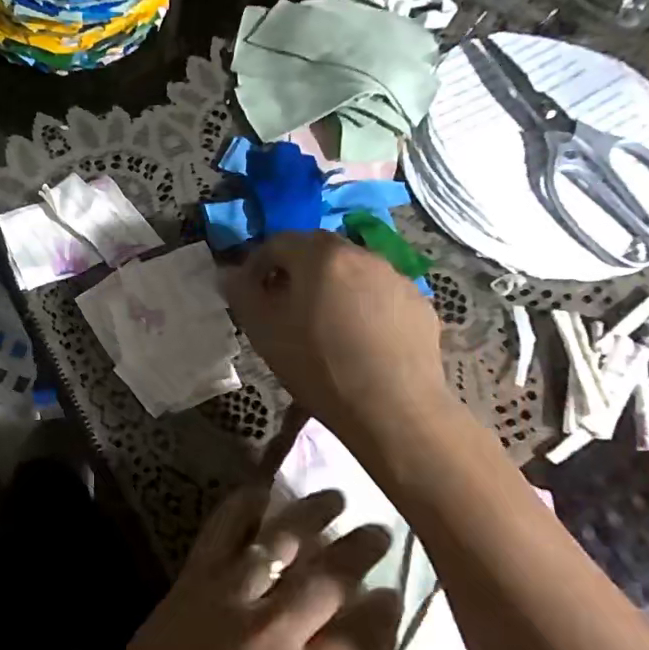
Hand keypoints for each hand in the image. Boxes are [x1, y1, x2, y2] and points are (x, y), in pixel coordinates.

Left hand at [75, 487, 400, 649]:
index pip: (365, 640)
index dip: (385, 615)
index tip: (396, 593)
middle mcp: (274, 631)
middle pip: (330, 581)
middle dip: (361, 553)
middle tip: (381, 531)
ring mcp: (229, 597)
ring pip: (280, 545)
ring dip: (311, 517)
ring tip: (335, 498)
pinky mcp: (192, 580)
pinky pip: (220, 533)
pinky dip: (241, 508)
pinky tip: (260, 491)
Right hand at [221, 231, 454, 450]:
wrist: (391, 407)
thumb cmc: (315, 363)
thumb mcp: (261, 329)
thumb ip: (241, 292)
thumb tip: (229, 273)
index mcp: (320, 257)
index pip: (278, 242)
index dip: (256, 263)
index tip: (249, 291)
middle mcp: (363, 256)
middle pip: (318, 250)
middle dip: (295, 270)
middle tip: (282, 304)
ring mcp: (397, 279)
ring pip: (352, 271)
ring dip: (330, 286)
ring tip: (321, 323)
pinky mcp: (419, 306)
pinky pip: (379, 294)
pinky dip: (361, 304)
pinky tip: (355, 339)